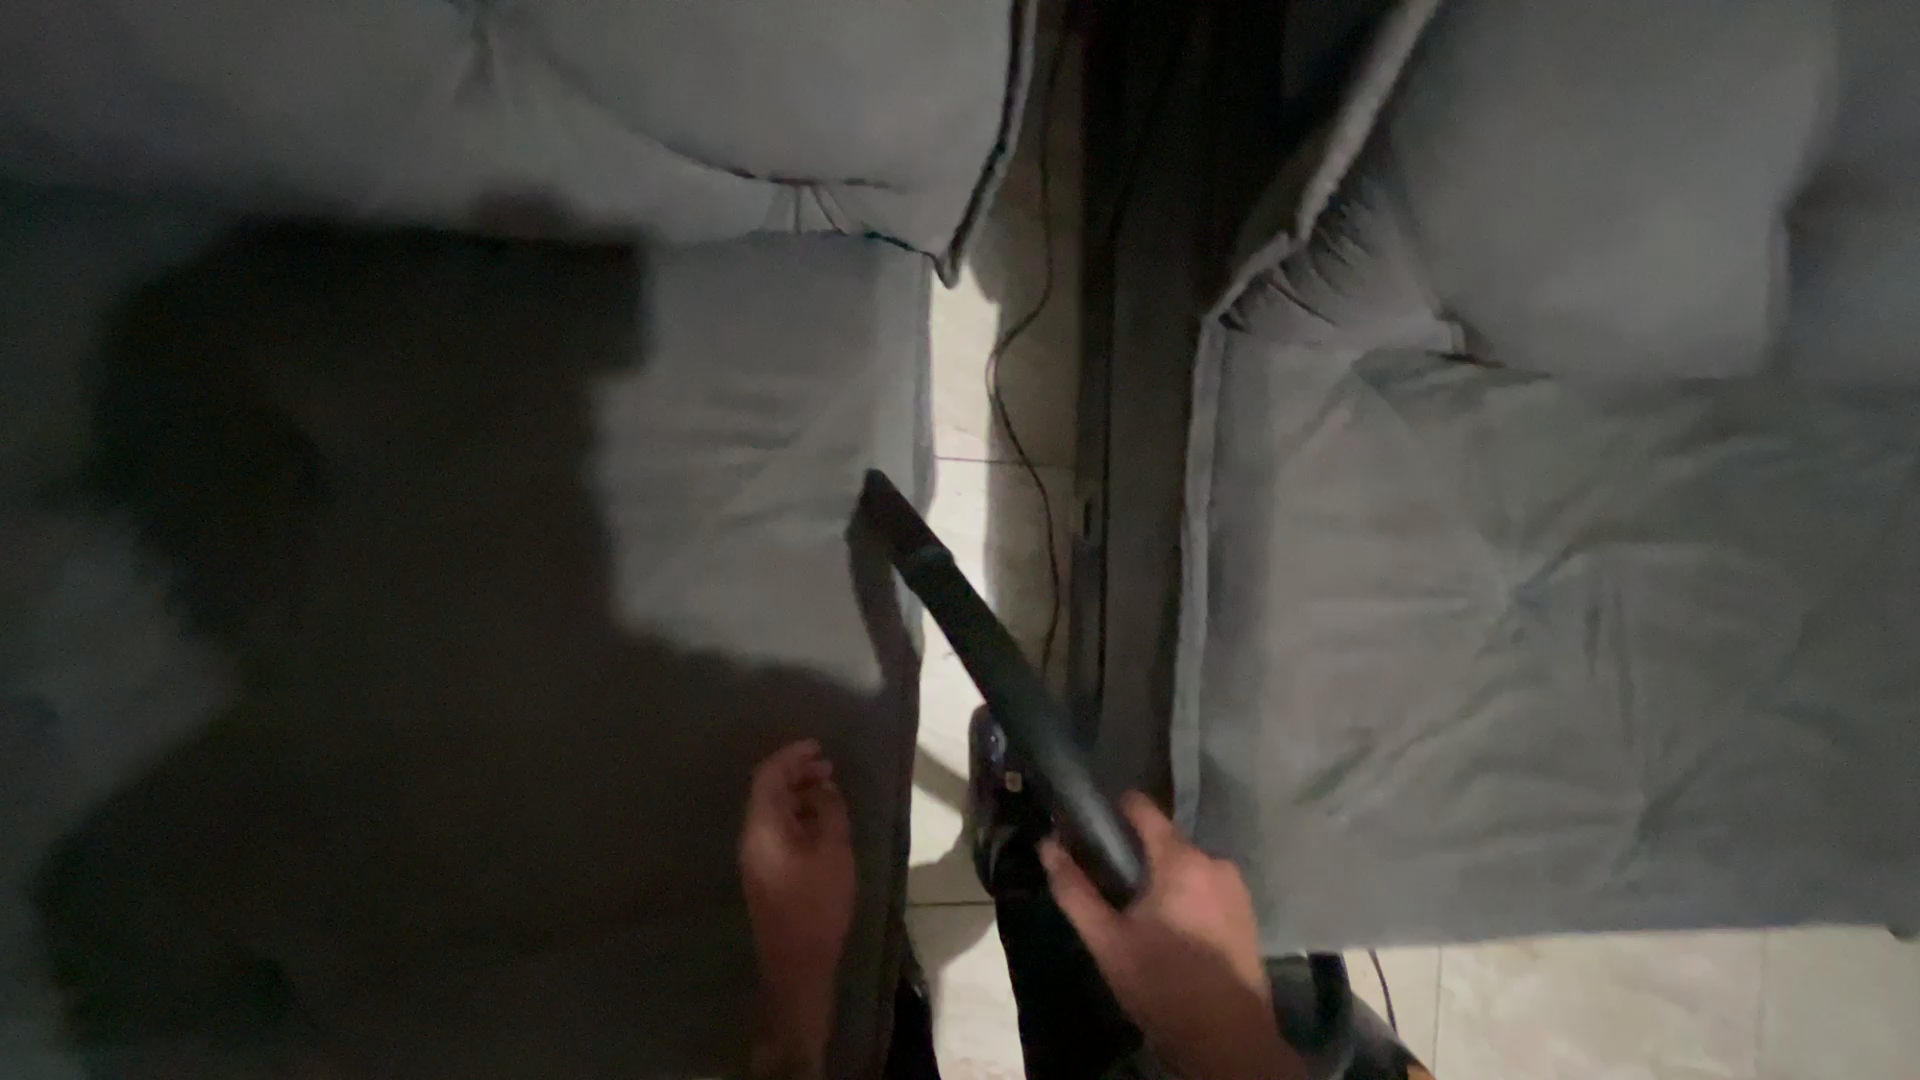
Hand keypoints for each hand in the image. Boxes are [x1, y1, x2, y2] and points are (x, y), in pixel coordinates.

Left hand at [740, 739, 855, 1075]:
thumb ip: (829, 811)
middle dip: (796, 772)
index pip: (768, 776)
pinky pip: (777, 827)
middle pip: (768, 790)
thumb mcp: (833, 851)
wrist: (797, 964)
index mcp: (762, 828)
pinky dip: (797, 813)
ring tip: (830, 789)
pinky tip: (822, 817)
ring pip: (773, 809)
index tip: (818, 746)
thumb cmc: (817, 904)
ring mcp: (756, 855)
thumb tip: (824, 788)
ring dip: (798, 793)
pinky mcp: (765, 870)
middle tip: (828, 766)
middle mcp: (752, 836)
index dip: (792, 756)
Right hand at [1042, 795, 1304, 1079]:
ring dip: (1161, 878)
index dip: (1113, 810)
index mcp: (1180, 859)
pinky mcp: (1247, 914)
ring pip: (1185, 865)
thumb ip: (1074, 890)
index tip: (1090, 827)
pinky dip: (1185, 896)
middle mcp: (1213, 861)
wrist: (1228, 1045)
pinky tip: (1170, 932)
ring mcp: (1236, 888)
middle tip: (1108, 885)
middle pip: (1163, 840)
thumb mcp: (1107, 941)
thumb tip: (1046, 846)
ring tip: (1137, 914)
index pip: (1142, 807)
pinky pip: (1206, 887)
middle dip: (1135, 855)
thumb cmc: (1163, 985)